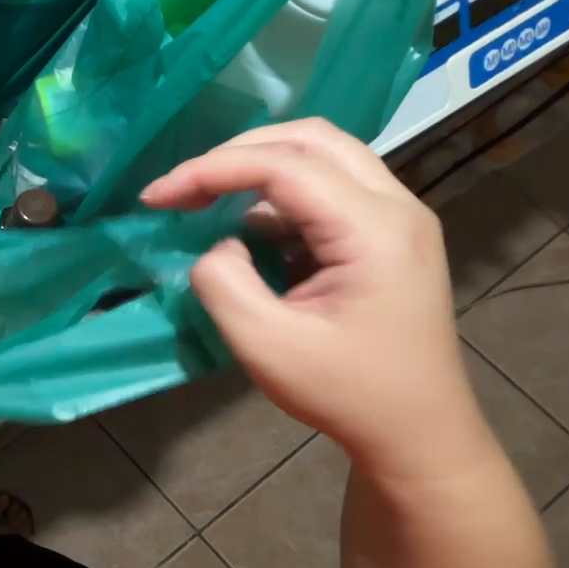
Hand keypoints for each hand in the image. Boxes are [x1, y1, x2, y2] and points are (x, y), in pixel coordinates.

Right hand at [140, 119, 481, 477]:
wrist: (414, 428)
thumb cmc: (343, 390)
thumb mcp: (265, 345)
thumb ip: (224, 283)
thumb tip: (215, 247)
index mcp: (373, 229)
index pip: (284, 165)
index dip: (210, 170)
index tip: (155, 198)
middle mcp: (395, 206)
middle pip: (310, 139)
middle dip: (233, 153)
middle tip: (180, 187)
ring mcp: (394, 217)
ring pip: (320, 155)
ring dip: (255, 167)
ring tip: (201, 200)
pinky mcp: (382, 234)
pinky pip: (324, 188)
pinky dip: (273, 195)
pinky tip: (241, 228)